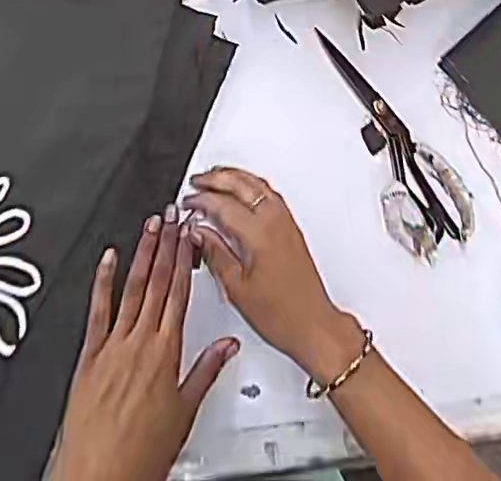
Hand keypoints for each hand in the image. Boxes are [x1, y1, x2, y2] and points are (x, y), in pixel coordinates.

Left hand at [51, 211, 238, 480]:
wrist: (98, 480)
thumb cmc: (140, 454)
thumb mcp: (184, 413)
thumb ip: (206, 371)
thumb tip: (227, 345)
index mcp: (166, 353)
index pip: (180, 292)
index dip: (185, 259)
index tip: (189, 234)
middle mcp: (140, 342)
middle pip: (159, 283)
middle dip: (167, 245)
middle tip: (172, 216)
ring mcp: (113, 345)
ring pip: (133, 288)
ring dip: (143, 254)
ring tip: (150, 226)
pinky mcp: (90, 355)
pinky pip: (98, 311)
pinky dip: (103, 282)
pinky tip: (107, 258)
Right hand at [183, 168, 366, 385]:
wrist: (313, 324)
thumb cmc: (281, 314)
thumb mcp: (236, 288)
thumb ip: (214, 253)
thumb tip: (197, 232)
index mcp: (259, 233)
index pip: (222, 204)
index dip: (200, 201)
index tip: (187, 203)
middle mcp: (274, 220)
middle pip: (240, 183)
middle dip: (215, 178)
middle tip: (196, 182)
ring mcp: (284, 219)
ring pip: (255, 183)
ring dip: (233, 176)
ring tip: (214, 178)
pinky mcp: (290, 224)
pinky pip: (266, 191)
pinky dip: (249, 182)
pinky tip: (241, 188)